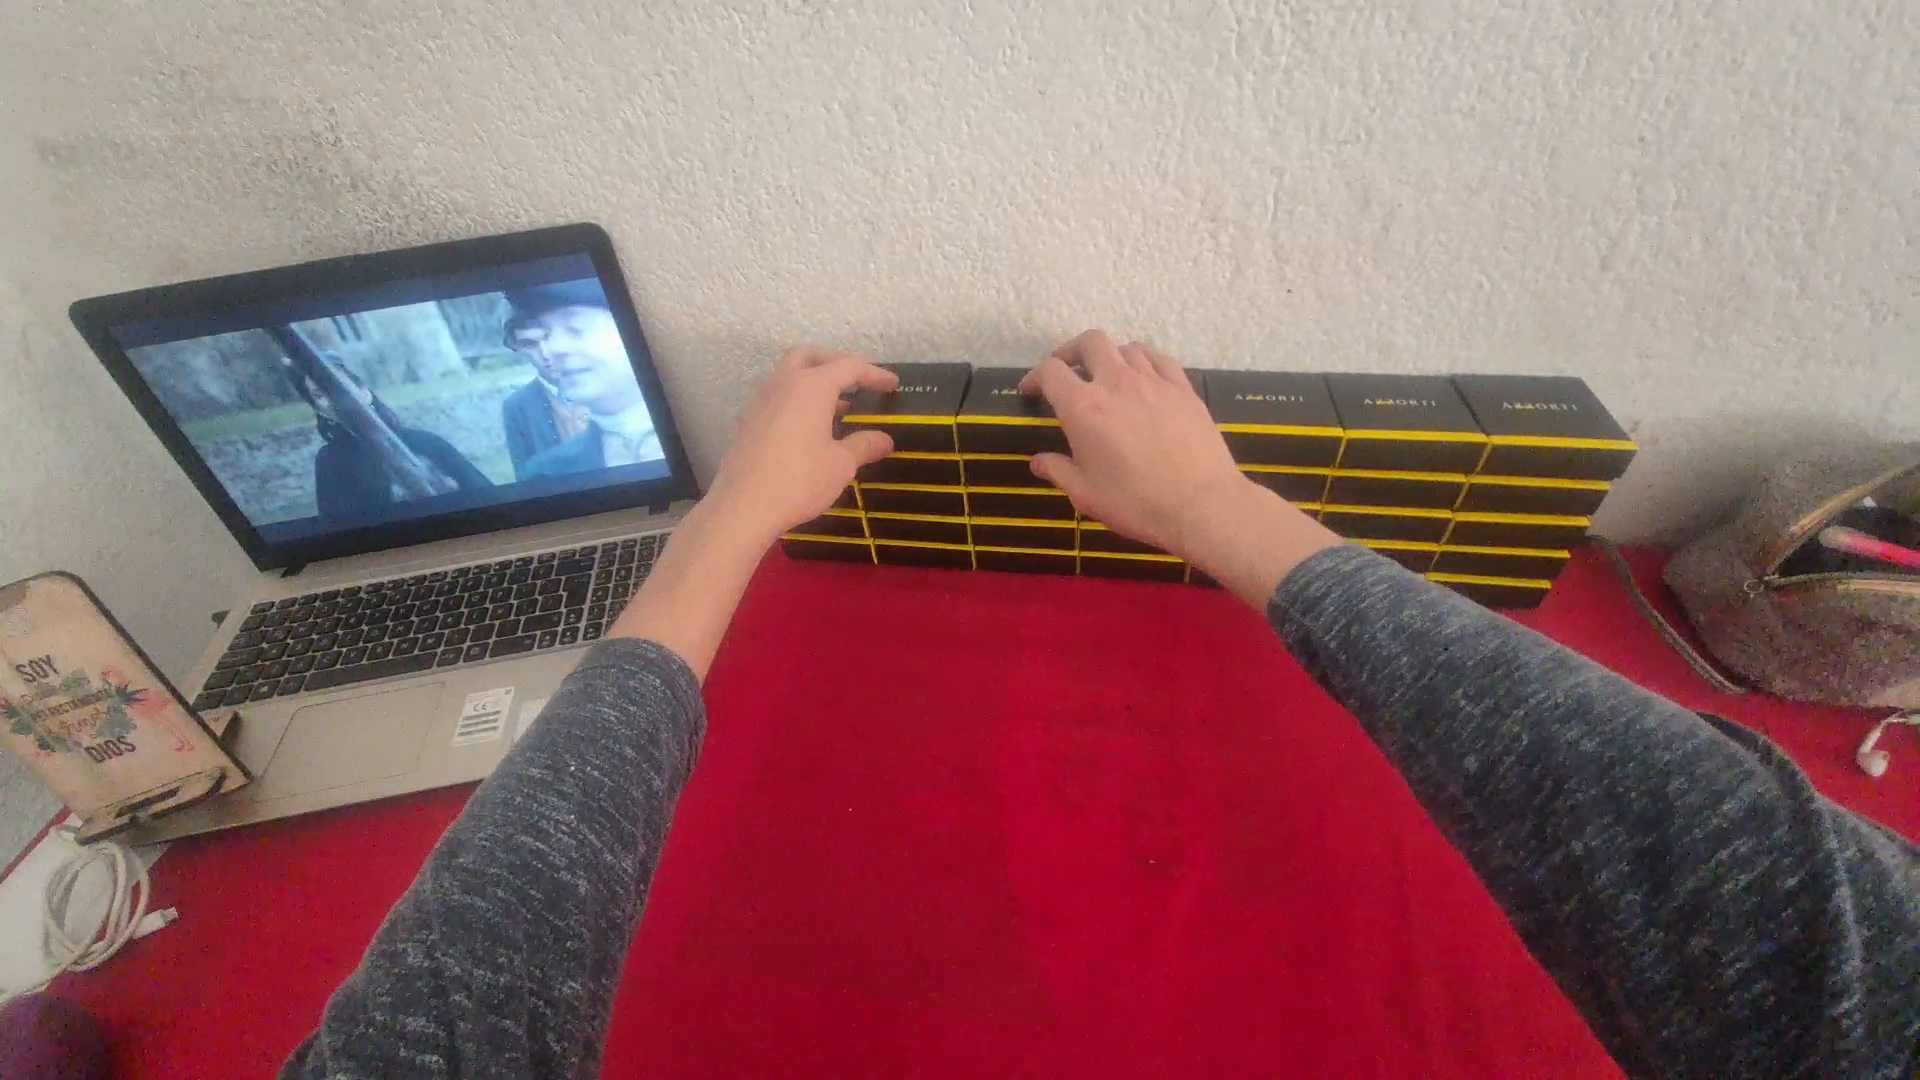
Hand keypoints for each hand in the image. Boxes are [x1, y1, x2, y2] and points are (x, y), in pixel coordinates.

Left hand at [705, 346, 899, 542]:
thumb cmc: (799, 480)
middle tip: (855, 383)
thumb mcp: (841, 464)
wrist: (743, 507)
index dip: (874, 374)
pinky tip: (808, 429)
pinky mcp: (747, 421)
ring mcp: (760, 400)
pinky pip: (777, 397)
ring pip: (789, 375)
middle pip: (810, 356)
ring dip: (813, 383)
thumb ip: (864, 445)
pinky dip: (796, 401)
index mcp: (811, 386)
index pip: (849, 366)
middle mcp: (783, 383)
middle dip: (835, 363)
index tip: (892, 385)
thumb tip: (885, 439)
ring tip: (836, 410)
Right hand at [1020, 330, 1340, 604]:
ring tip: (1106, 376)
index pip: (1052, 372)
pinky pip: (1159, 359)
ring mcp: (1154, 382)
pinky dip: (1144, 361)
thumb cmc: (1136, 503)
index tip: (1031, 391)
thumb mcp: (1086, 495)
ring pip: (1127, 348)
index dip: (1035, 377)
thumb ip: (1059, 471)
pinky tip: (1144, 378)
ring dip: (1110, 357)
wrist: (1201, 504)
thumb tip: (1038, 461)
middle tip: (1066, 370)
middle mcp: (1116, 383)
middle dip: (1071, 351)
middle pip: (1090, 342)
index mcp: (1084, 408)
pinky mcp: (1184, 389)